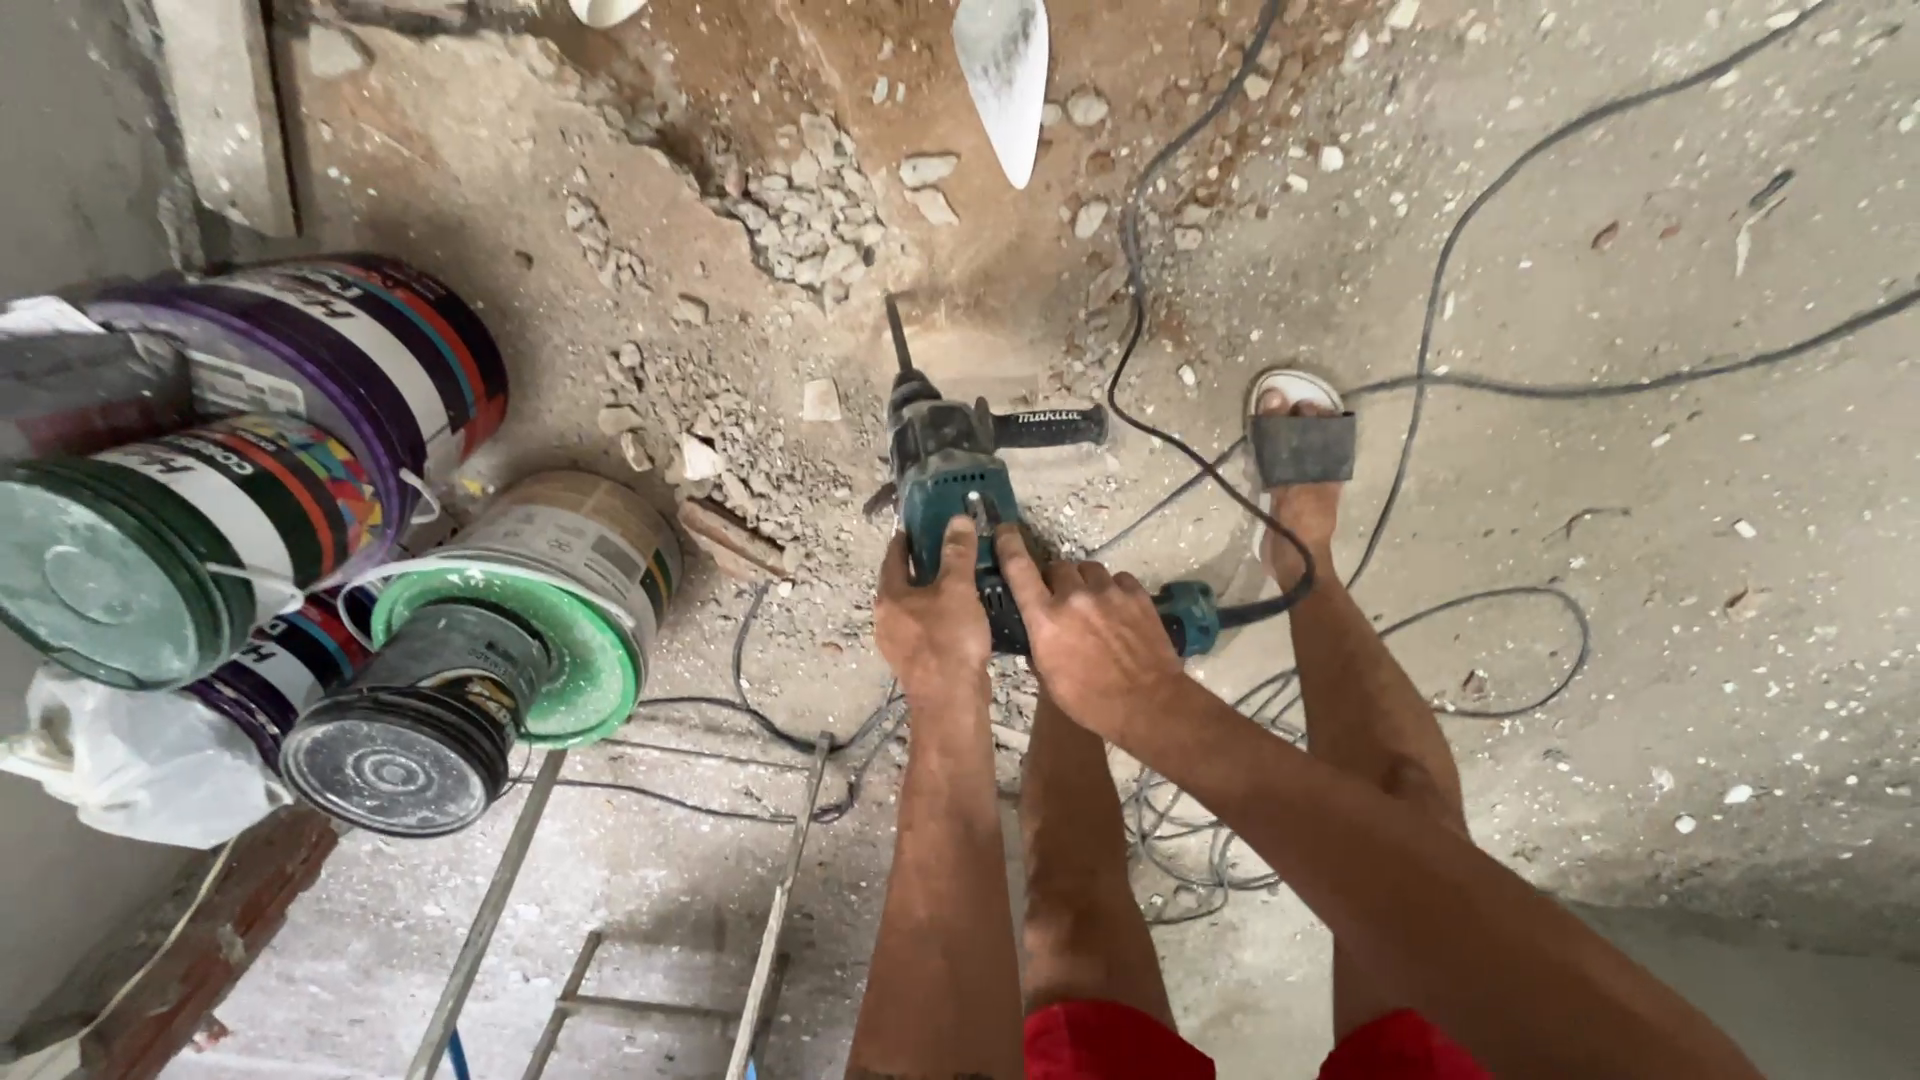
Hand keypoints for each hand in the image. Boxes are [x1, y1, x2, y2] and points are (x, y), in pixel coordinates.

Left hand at [875, 515, 991, 694]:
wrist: (951, 699)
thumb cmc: (949, 639)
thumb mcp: (957, 589)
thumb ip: (957, 553)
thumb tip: (958, 519)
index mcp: (889, 597)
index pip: (893, 558)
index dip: (905, 540)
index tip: (916, 526)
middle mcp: (886, 620)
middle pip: (901, 584)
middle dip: (920, 567)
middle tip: (943, 549)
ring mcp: (898, 645)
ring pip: (914, 609)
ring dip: (931, 594)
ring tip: (957, 580)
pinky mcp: (915, 662)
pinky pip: (925, 629)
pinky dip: (938, 616)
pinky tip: (961, 615)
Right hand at [993, 526, 1187, 737]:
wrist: (1148, 704)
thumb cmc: (1090, 701)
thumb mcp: (1049, 679)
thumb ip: (1039, 645)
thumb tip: (1037, 631)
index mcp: (1045, 619)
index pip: (1019, 569)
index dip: (1009, 545)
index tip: (1005, 531)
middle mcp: (1074, 597)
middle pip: (1058, 567)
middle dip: (1056, 581)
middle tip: (1063, 601)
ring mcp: (1108, 592)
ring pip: (1088, 569)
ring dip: (1085, 582)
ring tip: (1093, 604)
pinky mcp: (1136, 594)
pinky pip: (1118, 579)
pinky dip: (1113, 589)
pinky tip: (1118, 609)